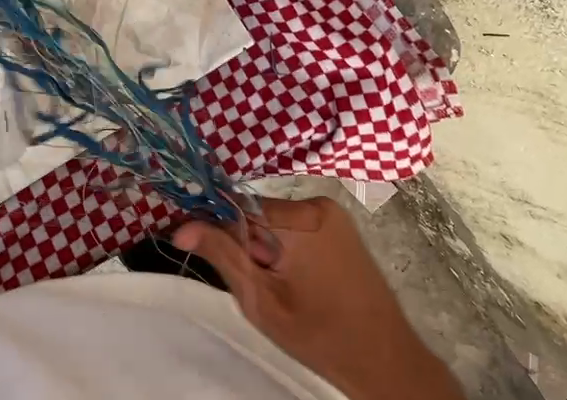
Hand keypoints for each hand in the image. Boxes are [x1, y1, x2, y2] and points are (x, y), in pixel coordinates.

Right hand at [173, 196, 462, 399]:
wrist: (386, 361)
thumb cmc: (321, 336)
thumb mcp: (262, 302)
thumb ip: (222, 256)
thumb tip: (180, 226)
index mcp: (301, 219)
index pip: (237, 207)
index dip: (220, 231)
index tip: (209, 256)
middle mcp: (318, 205)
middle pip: (257, 214)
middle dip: (249, 246)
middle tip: (260, 286)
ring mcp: (333, 214)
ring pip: (274, 222)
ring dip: (267, 249)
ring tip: (282, 288)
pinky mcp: (340, 227)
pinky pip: (295, 227)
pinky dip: (286, 250)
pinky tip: (298, 282)